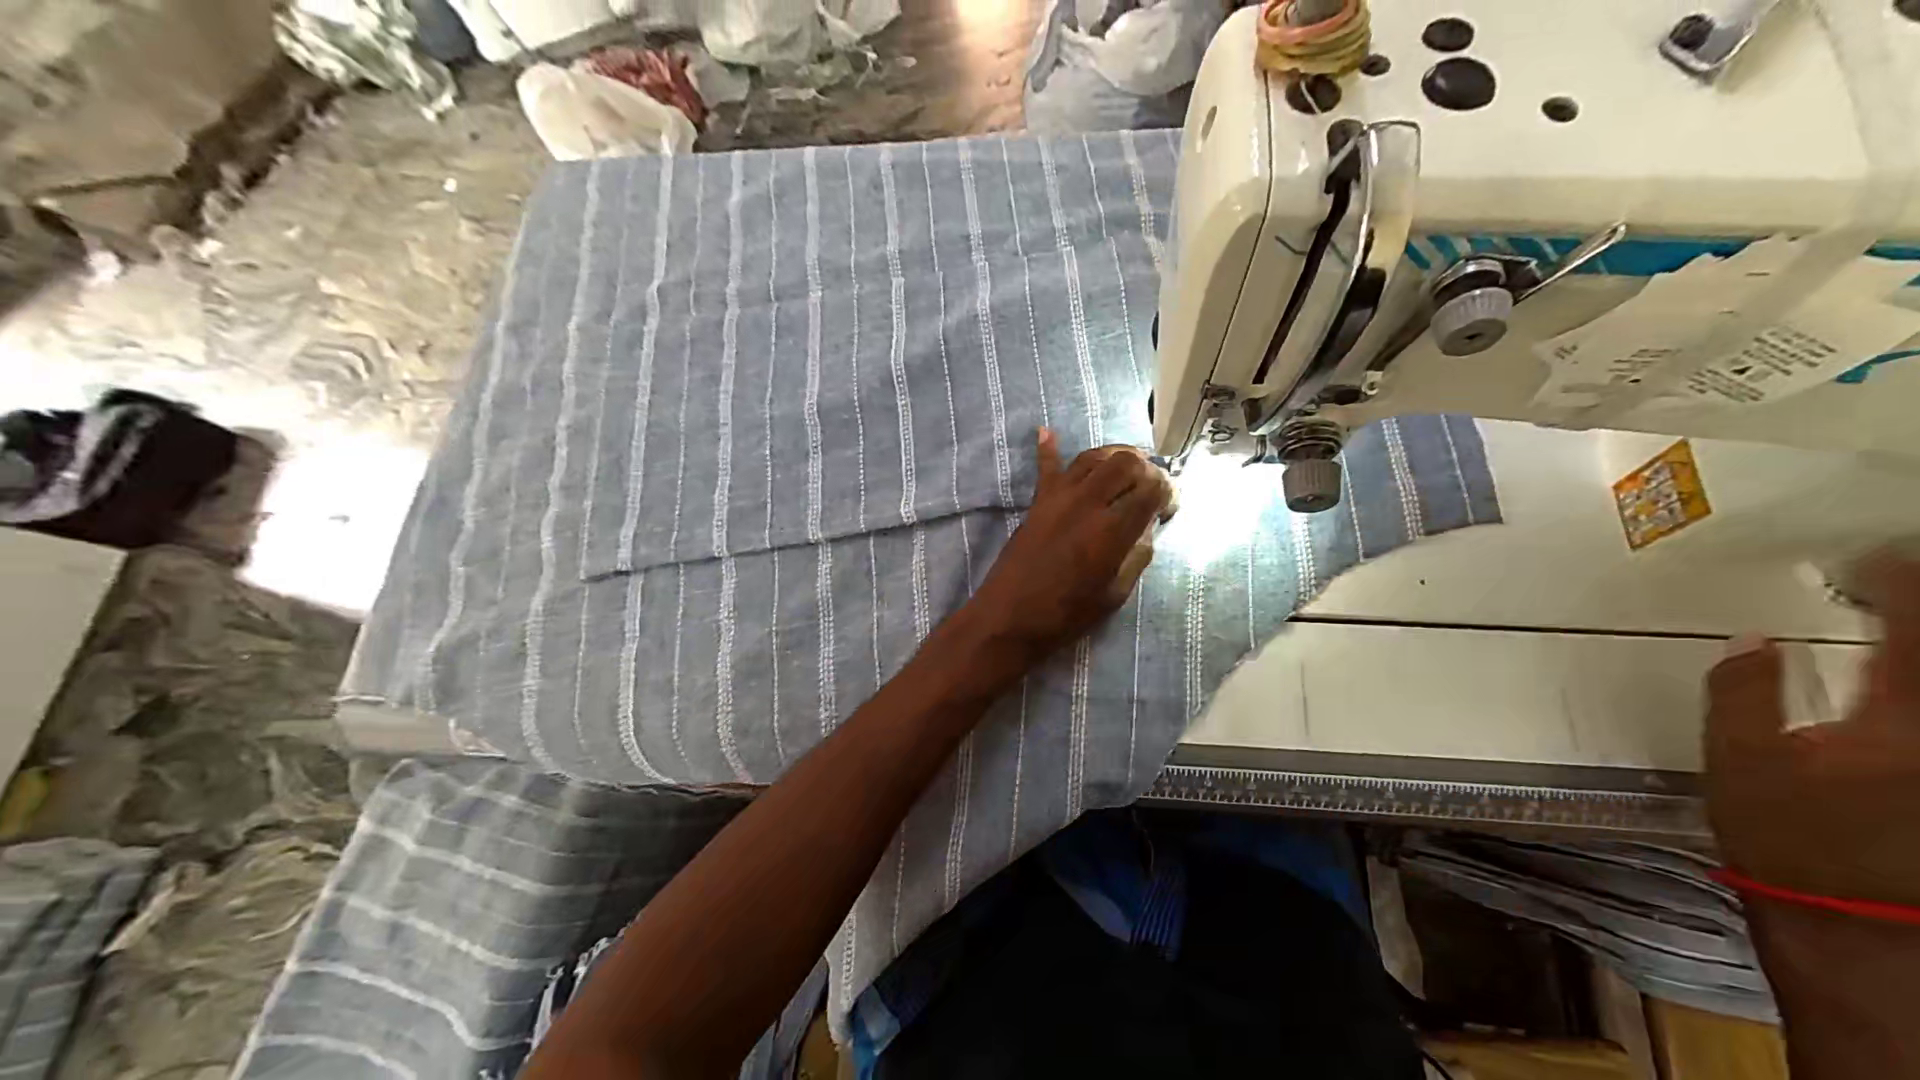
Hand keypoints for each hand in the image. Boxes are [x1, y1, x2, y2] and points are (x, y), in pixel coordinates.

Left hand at [954, 428, 1174, 671]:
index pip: (1152, 488)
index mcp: (1112, 530)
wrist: (1009, 617)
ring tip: (1128, 465)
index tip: (1170, 506)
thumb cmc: (1066, 614)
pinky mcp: (1037, 503)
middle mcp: (1087, 503)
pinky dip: (1049, 448)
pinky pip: (1046, 468)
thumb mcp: (1116, 594)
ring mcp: (1059, 498)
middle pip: (1126, 462)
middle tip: (1152, 486)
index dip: (1169, 491)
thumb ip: (1137, 555)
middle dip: (1147, 468)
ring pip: (1092, 458)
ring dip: (1115, 456)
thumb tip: (1147, 527)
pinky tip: (1047, 430)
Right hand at [1704, 558, 1919, 907]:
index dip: (1899, 583)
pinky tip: (1899, 670)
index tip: (1869, 556)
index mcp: (1902, 719)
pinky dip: (1916, 675)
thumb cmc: (1791, 835)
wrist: (1860, 920)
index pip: (1916, 630)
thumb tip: (1751, 638)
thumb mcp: (1741, 760)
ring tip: (1901, 619)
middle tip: (1898, 576)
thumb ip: (1742, 692)